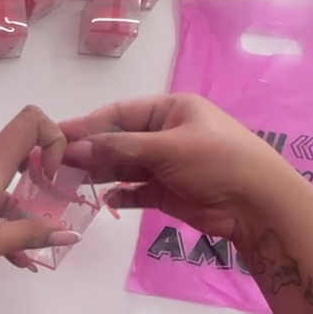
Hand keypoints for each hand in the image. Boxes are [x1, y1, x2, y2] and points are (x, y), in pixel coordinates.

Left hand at [0, 105, 80, 277]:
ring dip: (26, 206)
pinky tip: (16, 258)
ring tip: (37, 243)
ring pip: (6, 181)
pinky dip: (5, 219)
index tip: (52, 177)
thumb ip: (31, 236)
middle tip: (53, 202)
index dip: (53, 139)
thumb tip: (69, 235)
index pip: (31, 121)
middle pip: (21, 148)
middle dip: (43, 173)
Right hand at [59, 94, 312, 243]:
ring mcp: (165, 164)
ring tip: (69, 181)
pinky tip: (103, 199)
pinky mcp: (166, 193)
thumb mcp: (168, 147)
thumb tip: (77, 147)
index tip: (57, 135)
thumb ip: (120, 148)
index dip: (88, 125)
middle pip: (118, 141)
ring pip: (123, 167)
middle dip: (89, 151)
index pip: (119, 114)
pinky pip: (134, 192)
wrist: (256, 204)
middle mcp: (165, 134)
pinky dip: (119, 196)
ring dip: (99, 174)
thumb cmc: (218, 161)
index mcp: (170, 110)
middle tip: (56, 162)